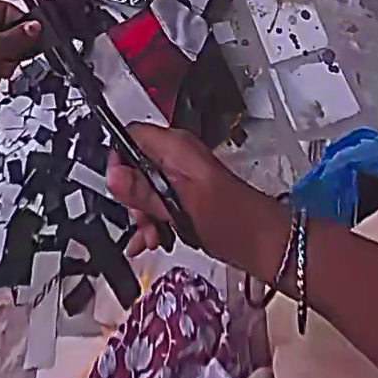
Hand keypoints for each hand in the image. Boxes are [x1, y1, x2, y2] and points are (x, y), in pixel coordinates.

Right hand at [106, 125, 289, 280]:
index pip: (131, 135)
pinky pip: (159, 195)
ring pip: (145, 182)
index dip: (118, 159)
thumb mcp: (179, 209)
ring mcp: (183, 171)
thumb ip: (144, 191)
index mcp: (176, 146)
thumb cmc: (232, 221)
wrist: (264, 242)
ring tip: (151, 235)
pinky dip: (154, 215)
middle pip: (136, 162)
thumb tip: (113, 176)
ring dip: (143, 211)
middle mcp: (178, 153)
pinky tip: (154, 237)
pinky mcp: (187, 189)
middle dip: (132, 194)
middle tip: (140, 219)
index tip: (118, 188)